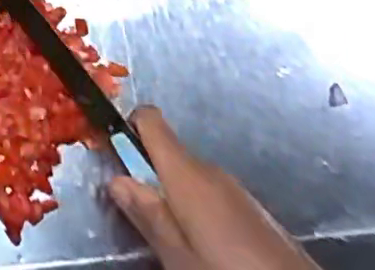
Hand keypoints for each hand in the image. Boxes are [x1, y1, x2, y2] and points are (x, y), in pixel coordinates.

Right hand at [108, 107, 318, 269]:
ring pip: (192, 179)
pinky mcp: (257, 212)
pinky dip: (203, 213)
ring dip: (178, 199)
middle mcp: (211, 170)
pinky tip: (211, 251)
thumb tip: (116, 179)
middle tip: (144, 218)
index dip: (129, 127)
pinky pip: (216, 197)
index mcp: (186, 172)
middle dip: (151, 177)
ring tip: (179, 243)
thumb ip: (147, 214)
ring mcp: (238, 190)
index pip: (150, 119)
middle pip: (168, 154)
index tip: (117, 154)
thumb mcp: (178, 257)